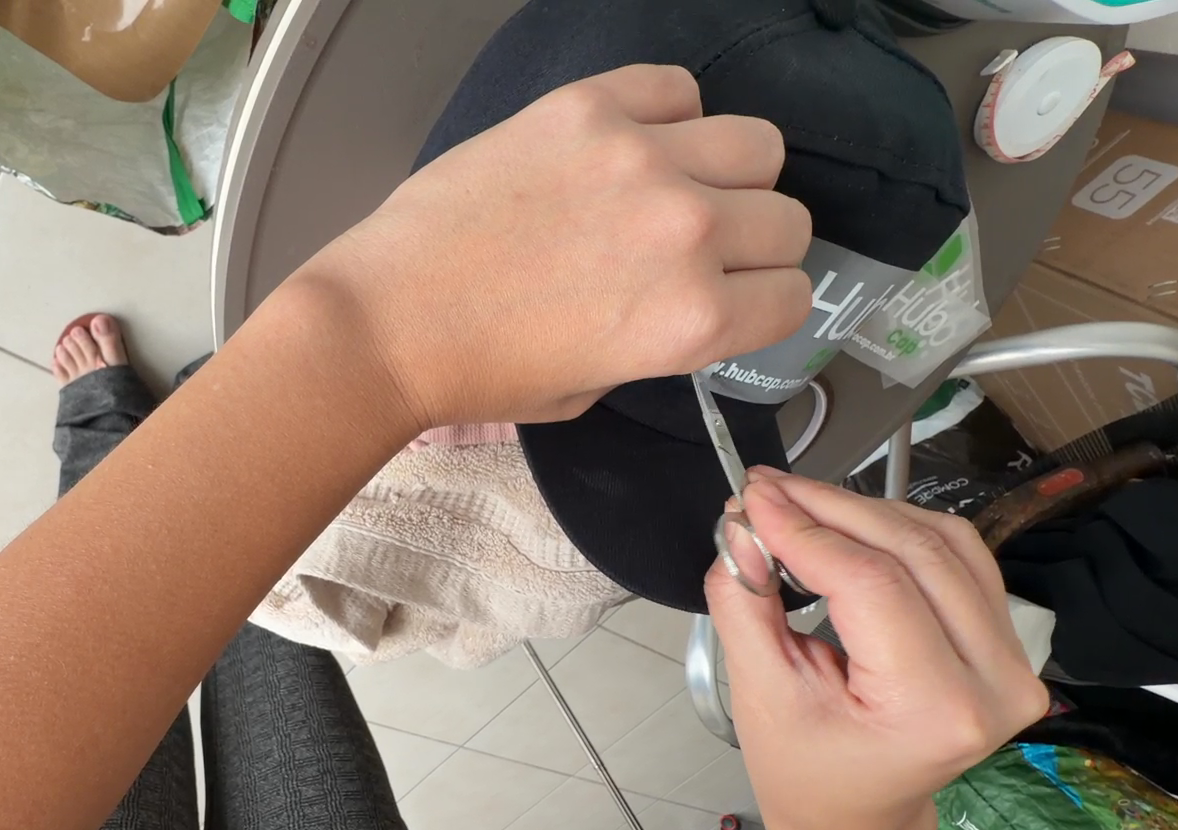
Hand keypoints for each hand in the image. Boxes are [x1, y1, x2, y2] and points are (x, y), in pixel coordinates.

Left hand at [284, 65, 811, 430]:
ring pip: (754, 143)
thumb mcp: (582, 392)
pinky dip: (666, 118)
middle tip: (684, 257)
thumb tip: (676, 306)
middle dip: (749, 247)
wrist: (386, 324)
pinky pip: (675, 88)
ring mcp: (638, 158)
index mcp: (689, 320)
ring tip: (658, 198)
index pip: (792, 299)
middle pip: (787, 219)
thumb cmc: (474, 377)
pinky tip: (621, 152)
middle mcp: (686, 231)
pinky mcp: (585, 108)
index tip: (725, 305)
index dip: (759, 309)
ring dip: (724, 176)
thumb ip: (650, 346)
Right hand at [705, 469, 1048, 829]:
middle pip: (917, 552)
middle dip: (830, 507)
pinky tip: (840, 522)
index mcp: (935, 707)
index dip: (804, 531)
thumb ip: (744, 606)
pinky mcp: (1005, 643)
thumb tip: (739, 532)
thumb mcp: (758, 693)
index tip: (748, 498)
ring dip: (863, 509)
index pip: (872, 585)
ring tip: (793, 500)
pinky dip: (892, 527)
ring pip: (945, 543)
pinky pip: (957, 558)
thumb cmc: (799, 771)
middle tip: (763, 487)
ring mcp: (1016, 660)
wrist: (854, 816)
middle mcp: (999, 679)